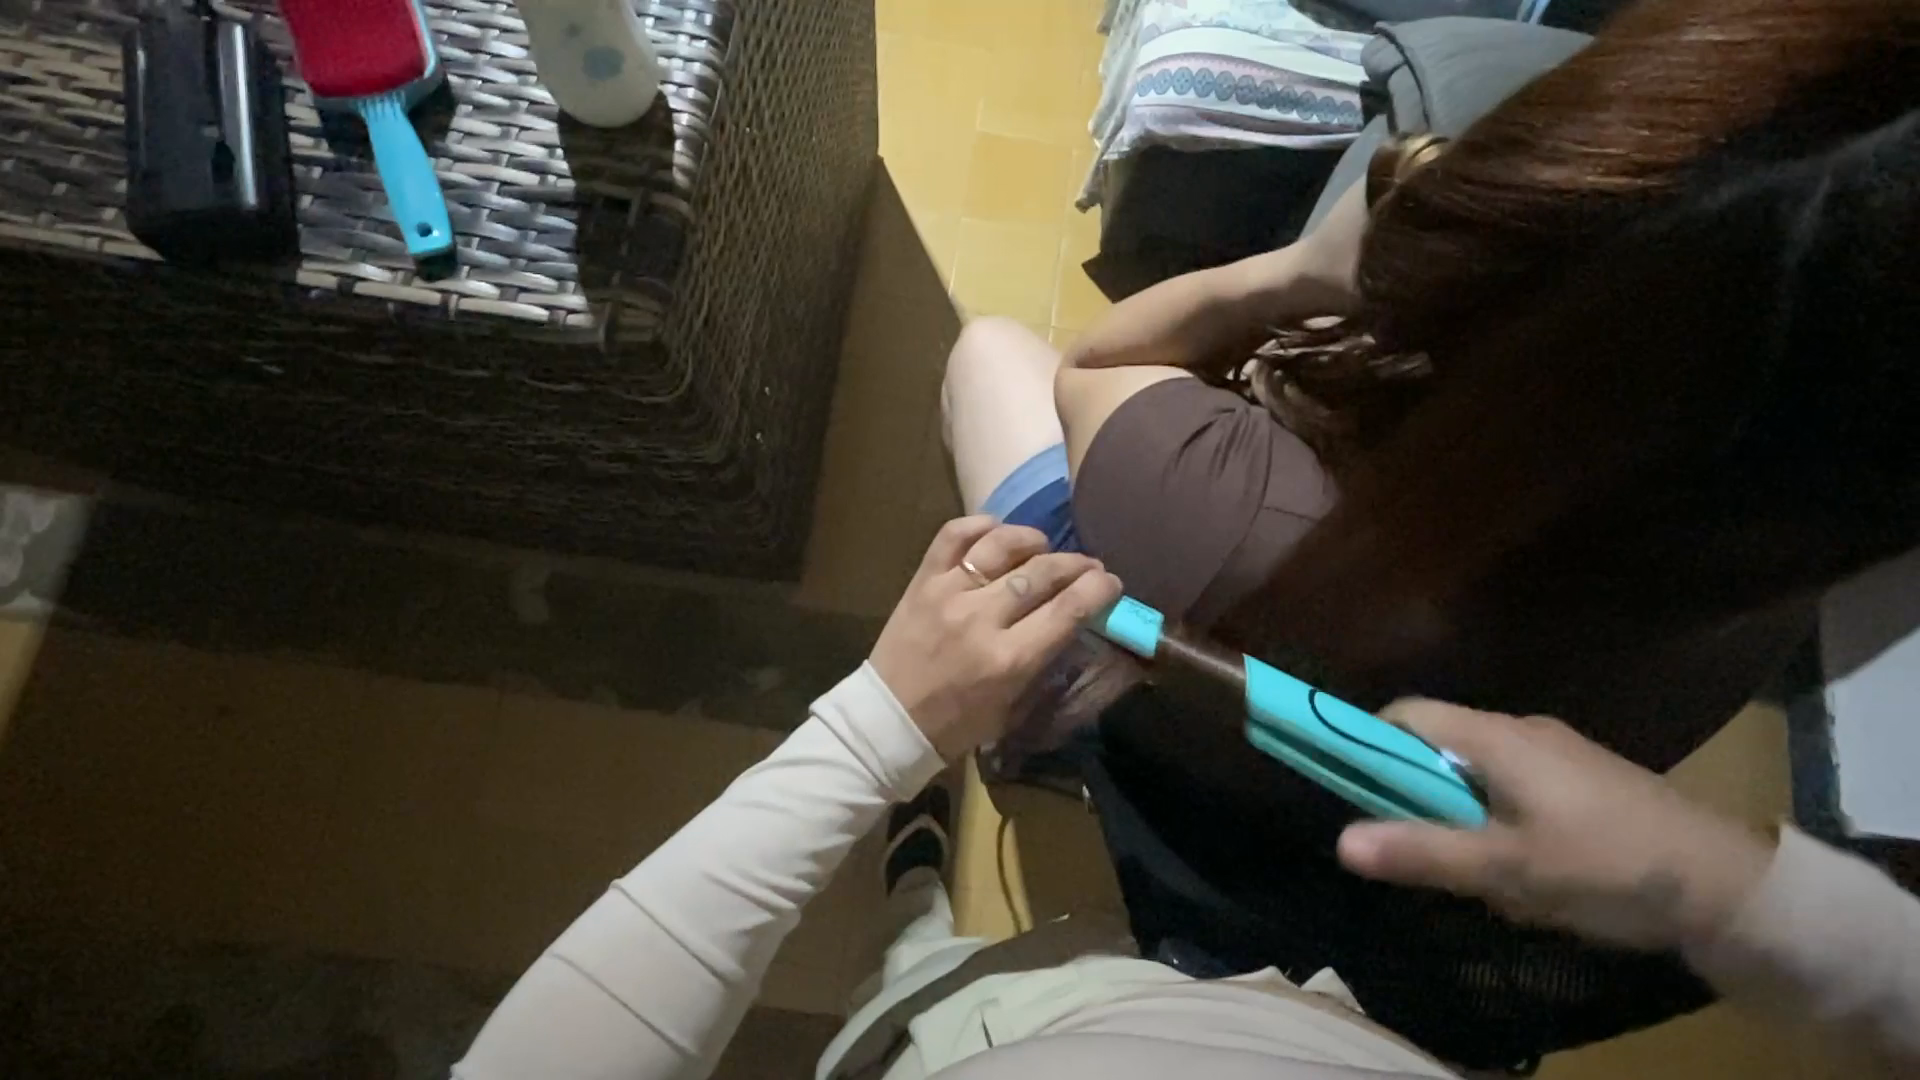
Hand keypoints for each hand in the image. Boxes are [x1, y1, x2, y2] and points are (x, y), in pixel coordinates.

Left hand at [869, 517, 1122, 760]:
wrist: (888, 721)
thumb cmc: (956, 724)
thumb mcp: (1012, 708)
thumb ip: (1043, 664)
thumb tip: (1072, 624)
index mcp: (1009, 660)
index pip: (1068, 610)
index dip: (1099, 590)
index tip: (1110, 583)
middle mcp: (981, 619)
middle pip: (1042, 572)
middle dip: (1076, 565)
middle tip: (1087, 566)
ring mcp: (948, 594)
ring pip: (1002, 545)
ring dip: (1033, 540)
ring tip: (1043, 547)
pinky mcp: (922, 581)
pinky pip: (953, 535)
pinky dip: (980, 525)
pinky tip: (996, 533)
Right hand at [1337, 700, 1777, 949]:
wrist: (1740, 890)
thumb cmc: (1607, 866)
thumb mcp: (1507, 869)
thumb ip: (1422, 852)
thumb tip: (1339, 843)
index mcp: (1495, 737)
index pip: (1405, 714)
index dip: (1368, 741)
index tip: (1355, 784)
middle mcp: (1521, 730)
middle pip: (1439, 743)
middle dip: (1419, 791)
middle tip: (1422, 843)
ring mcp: (1559, 751)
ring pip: (1478, 768)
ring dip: (1461, 809)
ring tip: (1479, 866)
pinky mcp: (1587, 777)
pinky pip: (1516, 782)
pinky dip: (1499, 813)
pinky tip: (1526, 864)